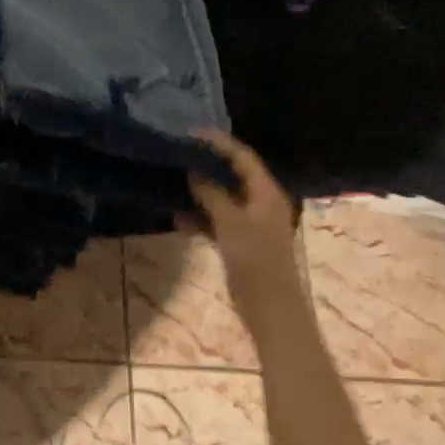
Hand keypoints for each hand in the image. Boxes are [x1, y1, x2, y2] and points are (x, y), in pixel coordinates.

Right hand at [186, 131, 303, 316]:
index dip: (218, 142)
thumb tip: (194, 170)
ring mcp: (252, 223)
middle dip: (206, 163)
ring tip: (172, 181)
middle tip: (178, 153)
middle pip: (233, 174)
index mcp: (266, 193)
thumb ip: (211, 193)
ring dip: (200, 191)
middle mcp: (261, 203)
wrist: (271, 311)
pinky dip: (201, 216)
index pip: (242, 157)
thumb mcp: (230, 222)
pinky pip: (218, 219)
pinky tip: (178, 218)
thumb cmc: (255, 262)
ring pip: (223, 197)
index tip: (190, 132)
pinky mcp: (242, 242)